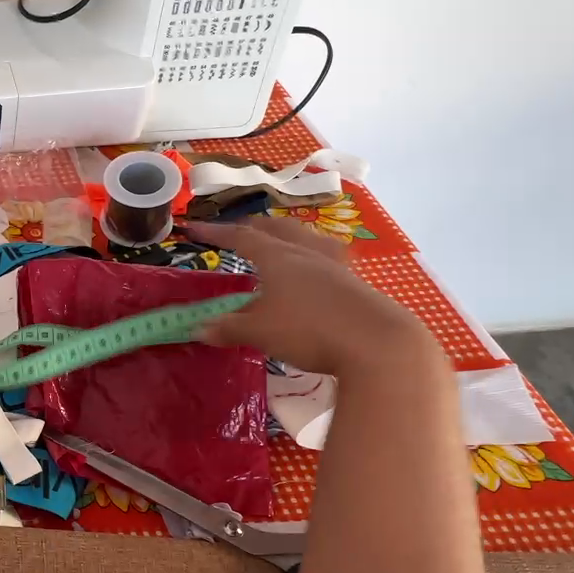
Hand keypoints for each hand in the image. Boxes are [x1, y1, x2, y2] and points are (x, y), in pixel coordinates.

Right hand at [186, 218, 438, 376]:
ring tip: (282, 242)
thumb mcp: (259, 331)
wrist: (378, 345)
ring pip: (308, 239)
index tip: (195, 228)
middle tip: (241, 230)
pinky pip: (328, 260)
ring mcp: (336, 268)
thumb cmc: (309, 330)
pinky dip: (312, 258)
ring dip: (290, 236)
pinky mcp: (356, 285)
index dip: (217, 233)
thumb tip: (199, 328)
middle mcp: (307, 254)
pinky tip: (313, 273)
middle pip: (280, 229)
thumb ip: (228, 327)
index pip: (242, 238)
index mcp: (278, 258)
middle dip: (257, 227)